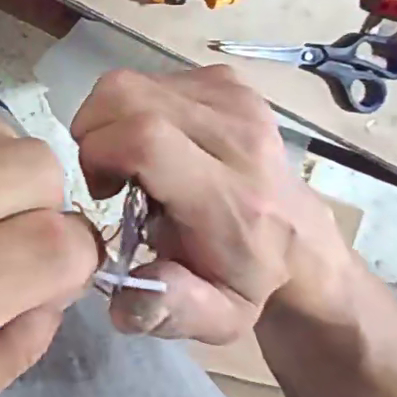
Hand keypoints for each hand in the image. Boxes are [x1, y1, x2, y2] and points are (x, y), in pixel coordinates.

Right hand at [71, 67, 354, 342]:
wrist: (302, 240)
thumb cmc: (246, 278)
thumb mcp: (214, 318)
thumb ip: (168, 310)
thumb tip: (119, 299)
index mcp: (231, 197)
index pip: (145, 140)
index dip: (100, 153)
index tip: (102, 190)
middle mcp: (238, 136)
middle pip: (127, 95)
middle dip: (94, 130)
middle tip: (106, 172)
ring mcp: (236, 100)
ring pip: (132, 82)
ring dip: (112, 118)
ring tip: (129, 158)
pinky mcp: (229, 82)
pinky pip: (153, 78)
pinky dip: (136, 106)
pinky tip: (155, 140)